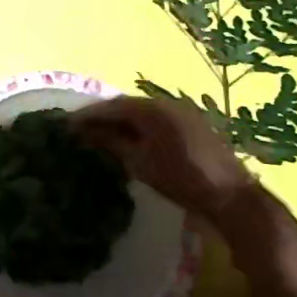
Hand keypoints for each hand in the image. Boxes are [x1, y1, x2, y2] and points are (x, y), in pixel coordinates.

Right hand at [71, 95, 259, 223]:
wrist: (229, 195)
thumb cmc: (179, 179)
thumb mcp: (138, 162)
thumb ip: (110, 142)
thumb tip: (83, 132)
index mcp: (150, 109)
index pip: (110, 107)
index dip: (87, 115)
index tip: (66, 125)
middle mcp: (164, 102)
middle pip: (125, 105)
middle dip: (102, 116)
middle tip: (80, 128)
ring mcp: (180, 110)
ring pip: (141, 110)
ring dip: (120, 119)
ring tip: (100, 132)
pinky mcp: (190, 121)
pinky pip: (155, 117)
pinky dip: (138, 124)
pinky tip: (128, 136)